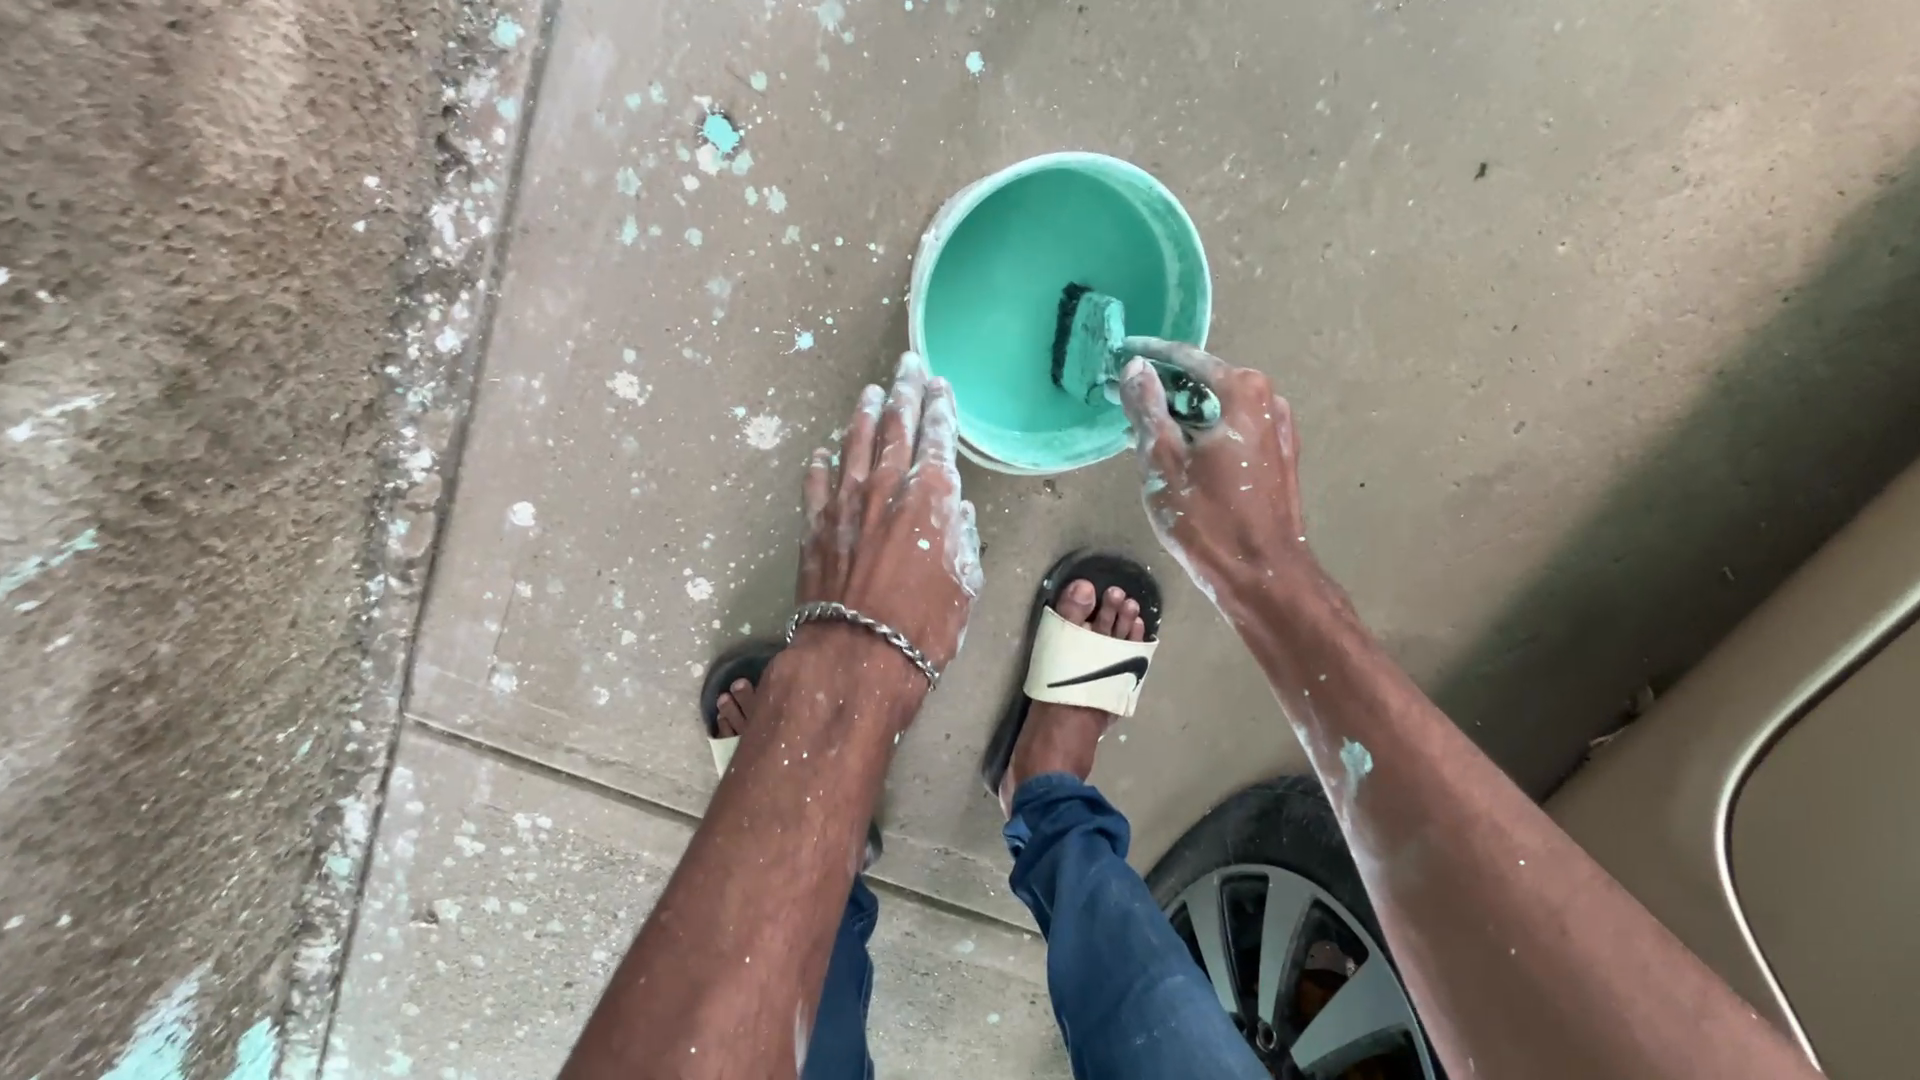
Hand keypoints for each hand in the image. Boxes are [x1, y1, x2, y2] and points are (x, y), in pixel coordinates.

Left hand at [796, 351, 983, 678]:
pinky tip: (822, 451)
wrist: (858, 654)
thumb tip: (955, 510)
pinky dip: (821, 463)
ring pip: (854, 442)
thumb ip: (961, 537)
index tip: (940, 386)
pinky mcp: (815, 524)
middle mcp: (886, 486)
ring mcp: (845, 502)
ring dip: (863, 413)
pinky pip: (817, 482)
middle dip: (904, 391)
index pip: (937, 438)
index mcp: (929, 496)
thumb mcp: (965, 582)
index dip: (940, 409)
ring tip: (870, 391)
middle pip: (895, 426)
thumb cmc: (925, 624)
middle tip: (907, 364)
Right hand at [1117, 338, 1311, 612]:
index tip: (1119, 355)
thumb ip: (1147, 408)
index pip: (1186, 359)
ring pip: (1218, 410)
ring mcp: (1278, 431)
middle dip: (1164, 389)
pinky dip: (1203, 434)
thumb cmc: (1208, 519)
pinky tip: (1180, 454)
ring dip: (1182, 415)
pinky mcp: (1279, 460)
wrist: (1264, 577)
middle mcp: (1268, 401)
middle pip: (1205, 383)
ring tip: (1145, 430)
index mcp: (1242, 392)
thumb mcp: (1163, 461)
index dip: (1149, 357)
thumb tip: (1135, 367)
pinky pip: (1232, 433)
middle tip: (1124, 398)